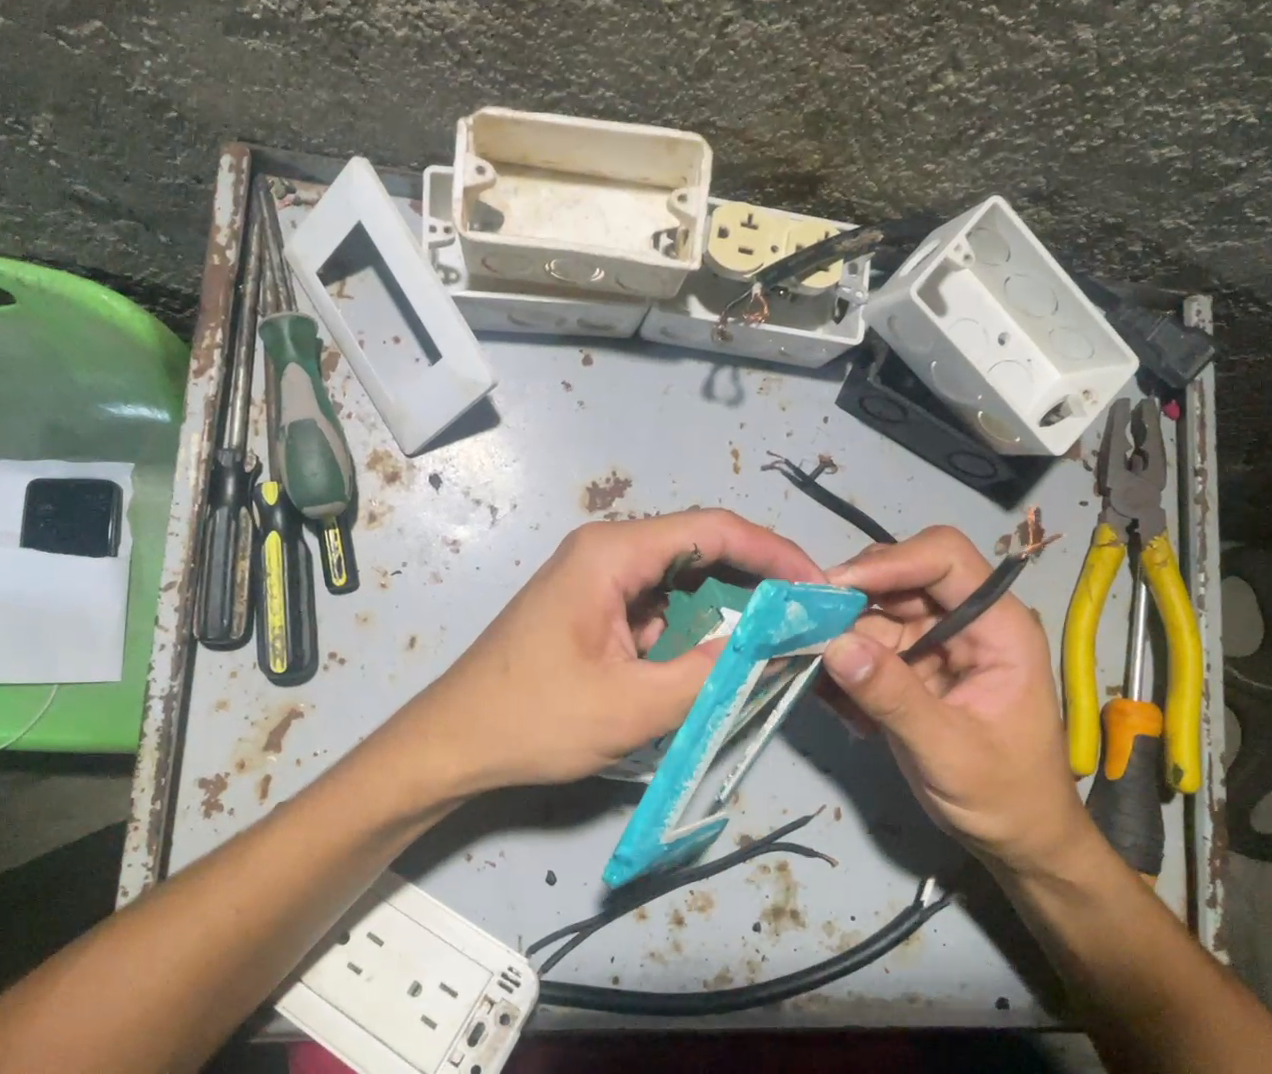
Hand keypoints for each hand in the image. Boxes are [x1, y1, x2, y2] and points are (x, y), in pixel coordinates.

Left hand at [384, 509, 823, 795]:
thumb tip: (772, 646)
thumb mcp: (634, 706)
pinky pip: (654, 605)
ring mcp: (593, 578)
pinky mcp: (589, 606)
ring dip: (724, 606)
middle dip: (755, 580)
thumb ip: (711, 672)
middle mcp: (604, 550)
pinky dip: (690, 626)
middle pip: (699, 548)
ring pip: (679, 579)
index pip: (713, 530)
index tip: (818, 585)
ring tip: (773, 639)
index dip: (774, 552)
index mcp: (612, 552)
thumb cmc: (535, 719)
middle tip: (805, 616)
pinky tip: (715, 656)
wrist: (453, 742)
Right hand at [820, 526, 1095, 877]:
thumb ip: (894, 698)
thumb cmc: (1005, 797)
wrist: (1019, 840)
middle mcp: (965, 622)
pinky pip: (863, 646)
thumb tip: (834, 645)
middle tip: (804, 630)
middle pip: (899, 578)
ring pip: (872, 611)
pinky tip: (835, 703)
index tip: (833, 588)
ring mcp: (935, 643)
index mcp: (998, 627)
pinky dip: (841, 667)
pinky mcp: (911, 666)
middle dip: (850, 600)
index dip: (891, 562)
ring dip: (837, 639)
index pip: (945, 561)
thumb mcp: (950, 753)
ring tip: (813, 678)